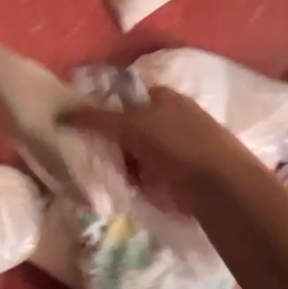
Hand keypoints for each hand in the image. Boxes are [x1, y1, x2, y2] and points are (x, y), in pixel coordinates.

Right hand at [64, 87, 232, 201]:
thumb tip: (62, 113)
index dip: (109, 111)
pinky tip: (142, 192)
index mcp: (165, 96)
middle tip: (103, 157)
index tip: (92, 130)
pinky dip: (150, 183)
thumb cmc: (176, 146)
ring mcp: (190, 145)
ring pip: (148, 152)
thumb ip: (95, 119)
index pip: (129, 97)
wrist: (225, 188)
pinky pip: (162, 174)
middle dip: (120, 142)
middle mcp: (178, 115)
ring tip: (120, 179)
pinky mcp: (196, 173)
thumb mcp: (129, 126)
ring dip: (134, 165)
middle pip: (137, 126)